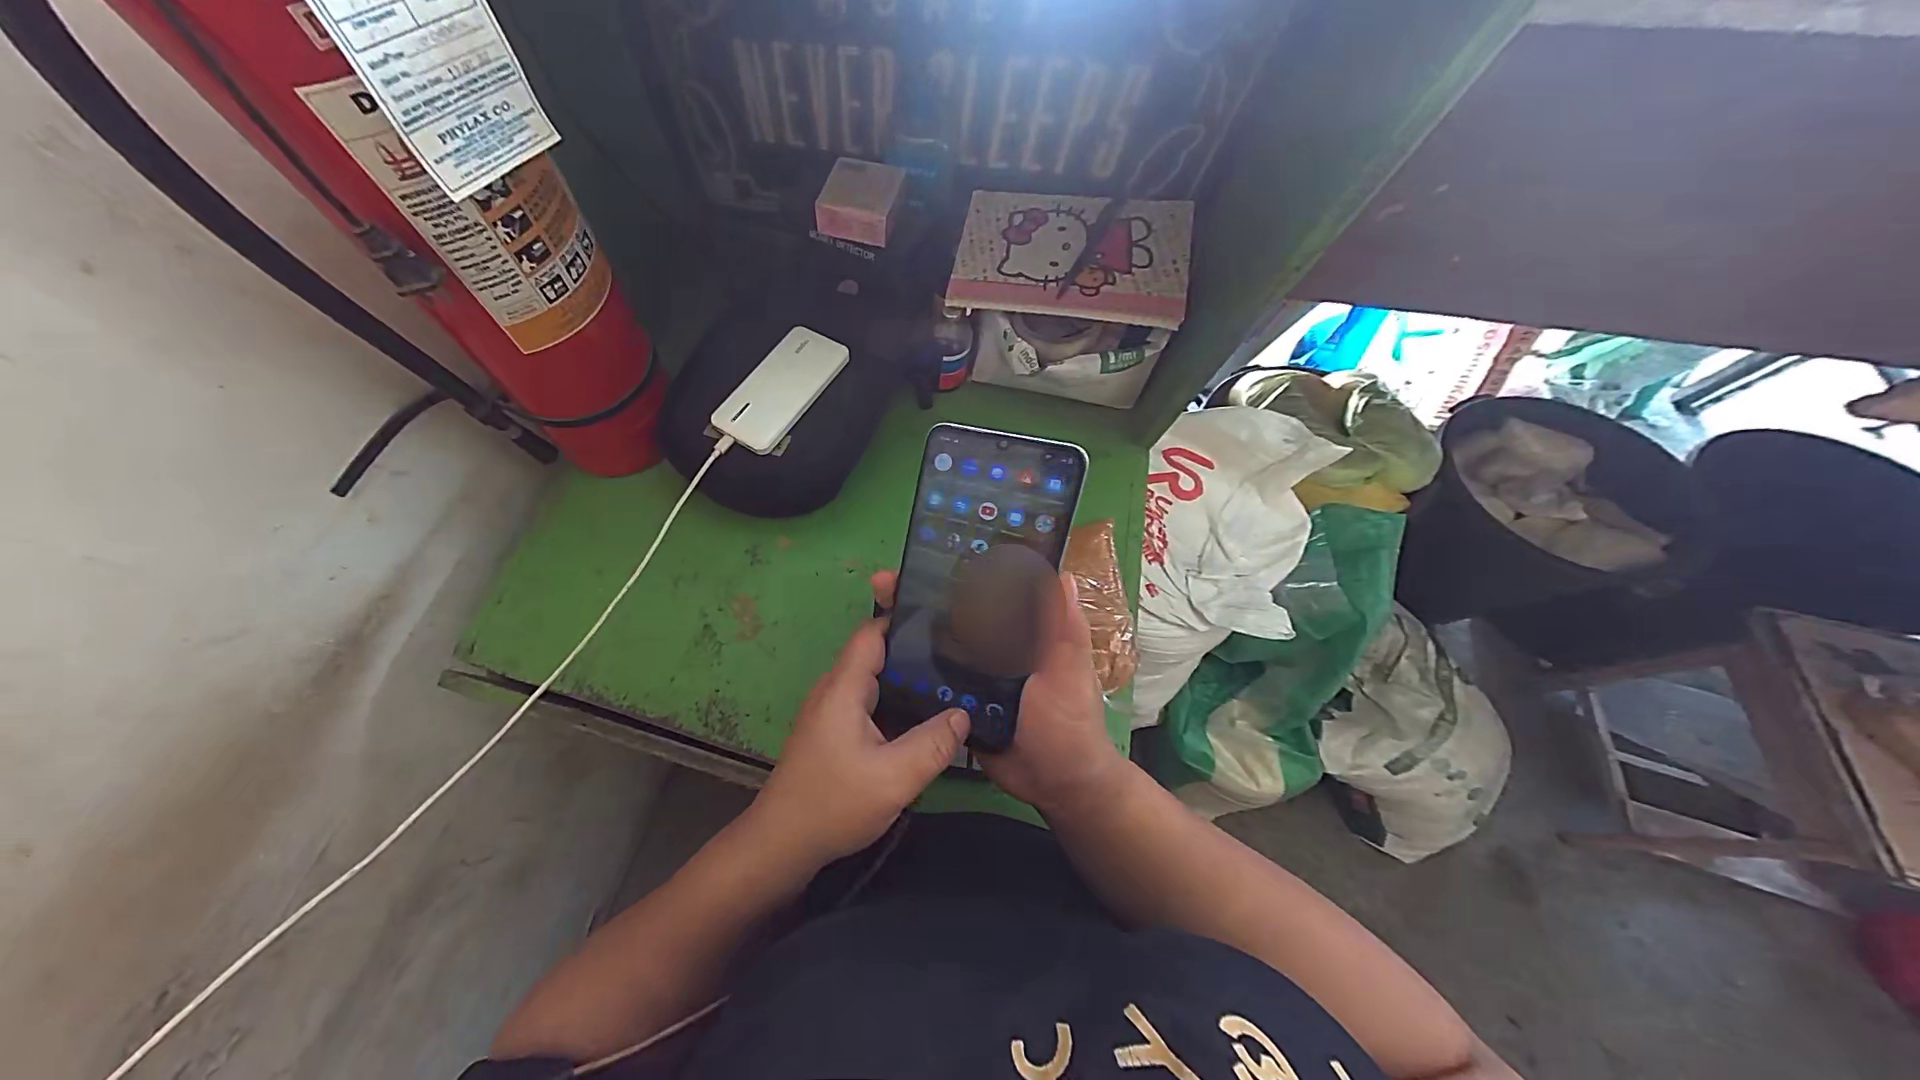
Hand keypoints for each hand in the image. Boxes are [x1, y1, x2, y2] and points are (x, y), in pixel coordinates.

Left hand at [746, 590, 968, 866]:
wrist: (781, 845)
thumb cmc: (832, 805)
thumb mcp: (894, 778)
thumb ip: (933, 745)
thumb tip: (963, 714)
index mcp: (843, 688)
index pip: (873, 632)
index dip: (905, 617)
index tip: (945, 616)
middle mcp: (835, 691)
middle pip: (877, 654)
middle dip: (916, 650)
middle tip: (961, 652)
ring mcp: (832, 712)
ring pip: (876, 681)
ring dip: (908, 680)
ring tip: (952, 679)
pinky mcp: (834, 733)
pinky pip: (871, 703)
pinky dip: (898, 702)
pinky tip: (924, 716)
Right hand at [867, 570, 1126, 815]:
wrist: (1055, 785)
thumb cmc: (1069, 722)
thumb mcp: (1069, 670)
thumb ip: (1065, 628)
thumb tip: (1063, 574)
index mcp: (1020, 633)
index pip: (986, 594)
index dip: (959, 573)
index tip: (929, 555)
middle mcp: (993, 649)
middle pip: (952, 616)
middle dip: (919, 597)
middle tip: (884, 584)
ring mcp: (971, 676)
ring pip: (935, 647)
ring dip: (906, 630)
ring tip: (874, 613)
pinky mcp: (955, 705)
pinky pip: (928, 683)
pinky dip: (907, 672)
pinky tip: (878, 661)